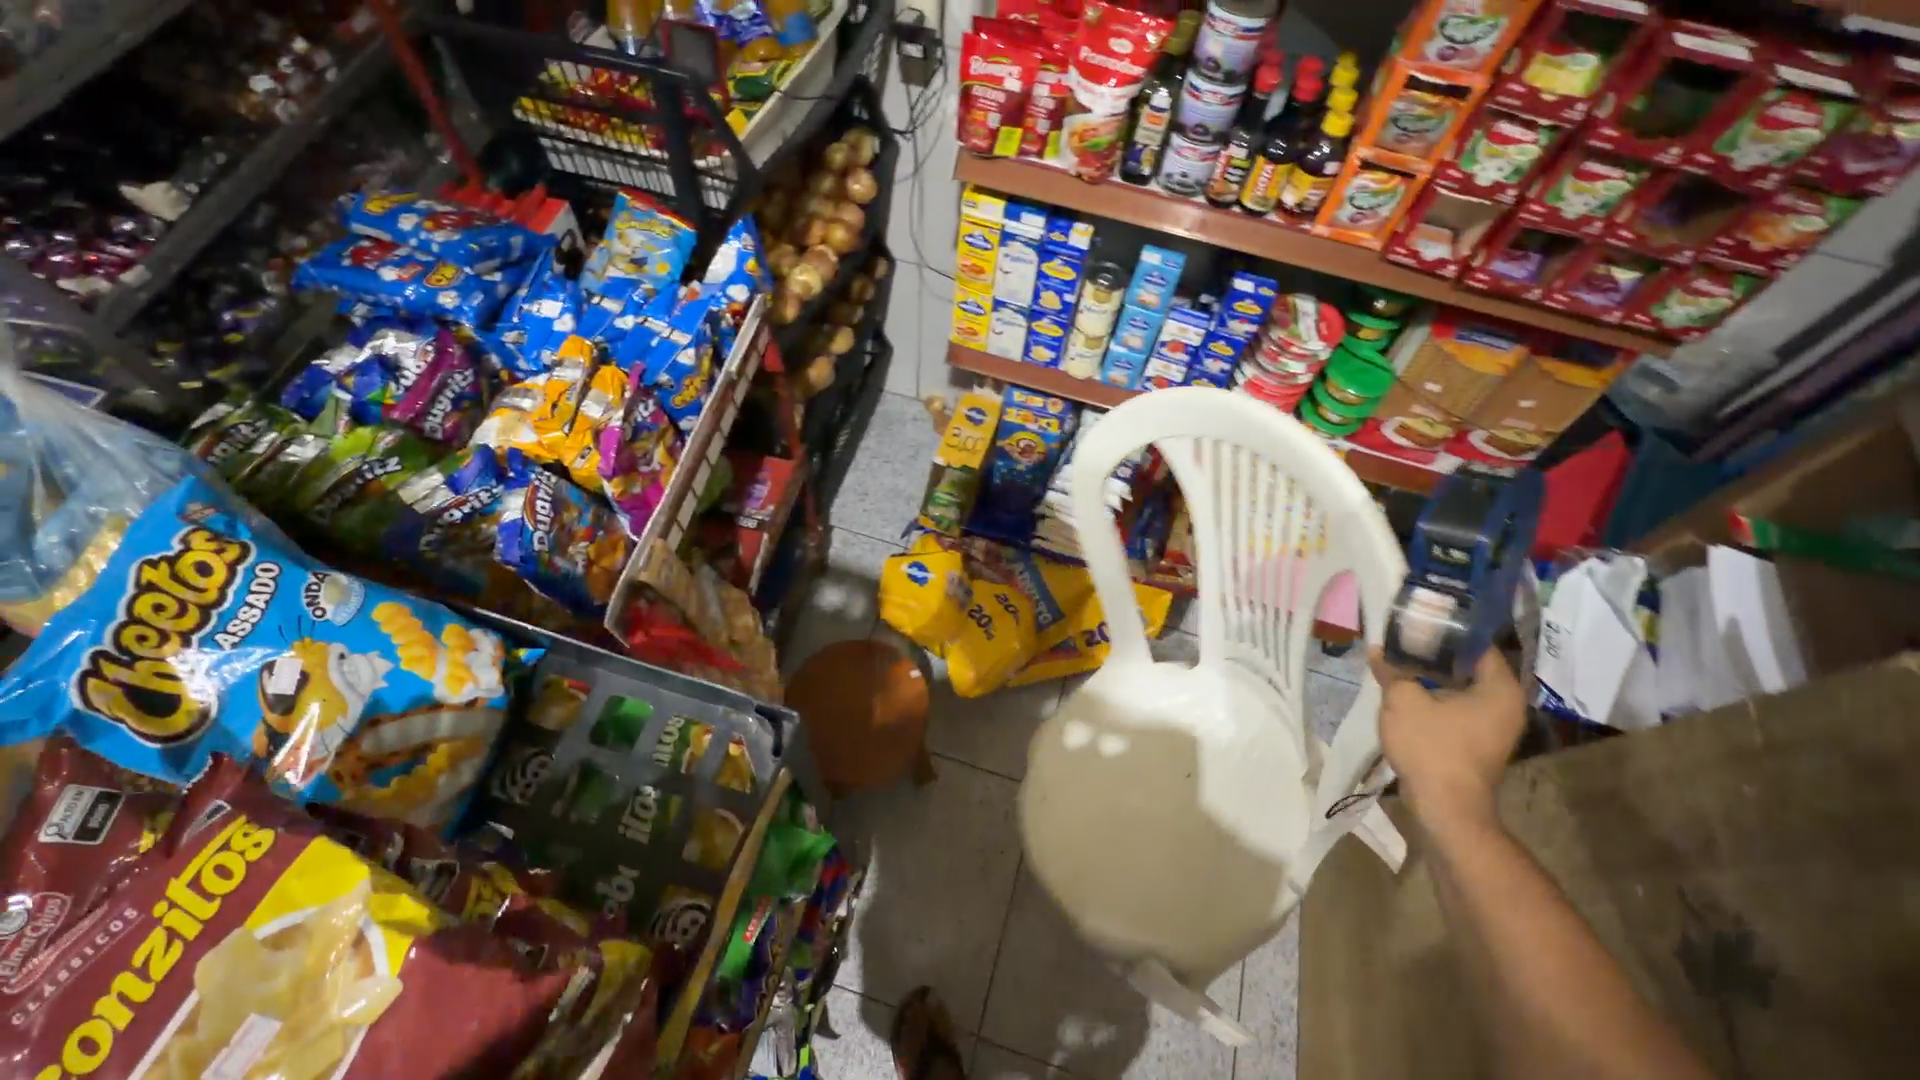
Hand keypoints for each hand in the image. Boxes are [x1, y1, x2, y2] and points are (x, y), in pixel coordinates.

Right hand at [1367, 648, 1527, 828]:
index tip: (1416, 621)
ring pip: (1460, 688)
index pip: (1475, 643)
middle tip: (1402, 640)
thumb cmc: (1432, 747)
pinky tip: (1408, 693)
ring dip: (1431, 678)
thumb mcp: (1403, 701)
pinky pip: (1458, 708)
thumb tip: (1378, 650)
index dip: (1444, 630)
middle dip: (1433, 654)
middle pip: (1467, 665)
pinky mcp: (1479, 742)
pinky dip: (1436, 698)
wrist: (1446, 807)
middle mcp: (1506, 703)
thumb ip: (1393, 670)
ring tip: (1399, 663)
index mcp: (1499, 687)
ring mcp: (1495, 725)